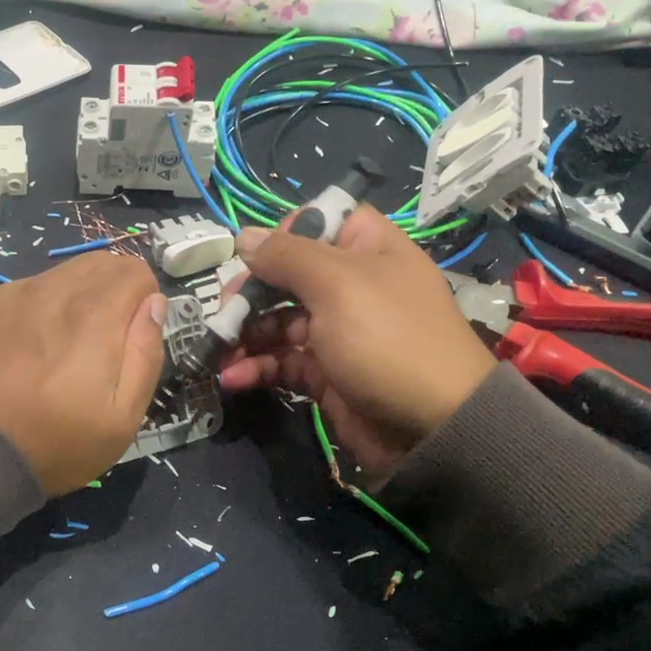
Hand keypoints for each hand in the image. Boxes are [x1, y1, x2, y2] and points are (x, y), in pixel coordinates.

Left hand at [0, 252, 167, 494]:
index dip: (140, 302)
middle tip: (94, 346)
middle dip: (107, 295)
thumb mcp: (123, 418)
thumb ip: (145, 353)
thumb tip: (152, 304)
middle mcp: (50, 289)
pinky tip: (11, 353)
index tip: (128, 337)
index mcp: (94, 312)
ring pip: (53, 277)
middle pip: (95, 265)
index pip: (134, 271)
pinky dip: (22, 313)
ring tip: (50, 354)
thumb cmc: (54, 444)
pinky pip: (12, 293)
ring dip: (64, 302)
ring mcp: (6, 294)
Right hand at [216, 208, 495, 481]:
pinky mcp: (325, 374)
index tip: (259, 255)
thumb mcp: (337, 284)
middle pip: (287, 275)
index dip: (286, 233)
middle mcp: (351, 286)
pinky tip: (233, 377)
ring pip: (277, 321)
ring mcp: (337, 333)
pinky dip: (255, 367)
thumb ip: (286, 257)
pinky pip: (280, 362)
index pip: (321, 222)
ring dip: (244, 334)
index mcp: (368, 251)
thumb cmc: (387, 339)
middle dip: (249, 292)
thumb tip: (244, 237)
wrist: (432, 428)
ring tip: (218, 352)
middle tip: (224, 311)